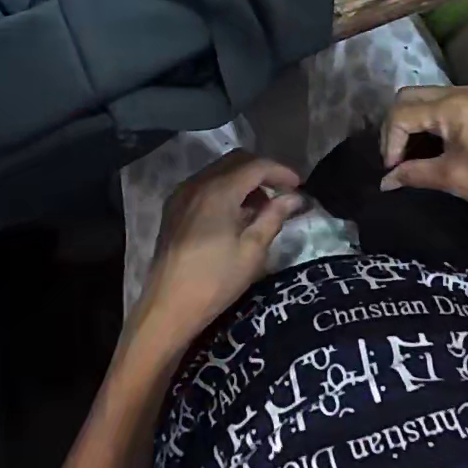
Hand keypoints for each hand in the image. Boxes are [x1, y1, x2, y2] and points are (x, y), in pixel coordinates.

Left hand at [135, 150, 302, 350]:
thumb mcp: (252, 250)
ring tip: (262, 207)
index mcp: (218, 190)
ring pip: (219, 171)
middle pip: (236, 161)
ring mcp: (182, 194)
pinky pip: (205, 185)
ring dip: (244, 180)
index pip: (256, 165)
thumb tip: (294, 197)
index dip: (281, 172)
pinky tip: (236, 214)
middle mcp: (197, 183)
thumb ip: (274, 216)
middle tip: (283, 193)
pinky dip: (225, 189)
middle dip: (263, 172)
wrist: (168, 306)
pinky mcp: (173, 207)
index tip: (299, 187)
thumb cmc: (215, 280)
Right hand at [379, 85, 467, 223]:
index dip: (390, 143)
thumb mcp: (453, 178)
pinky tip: (431, 146)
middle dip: (395, 127)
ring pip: (424, 98)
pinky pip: (442, 104)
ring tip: (410, 154)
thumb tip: (385, 181)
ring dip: (410, 123)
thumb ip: (414, 174)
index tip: (393, 169)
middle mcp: (461, 93)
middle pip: (407, 98)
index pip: (401, 115)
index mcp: (453, 107)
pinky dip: (428, 121)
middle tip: (396, 158)